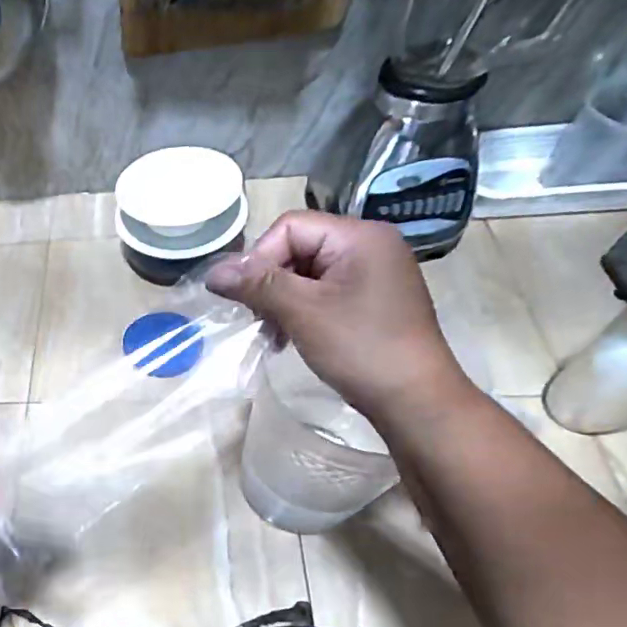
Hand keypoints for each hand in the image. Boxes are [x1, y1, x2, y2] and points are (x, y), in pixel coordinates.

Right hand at [206, 211, 475, 418]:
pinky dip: (303, 312)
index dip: (260, 258)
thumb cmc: (361, 349)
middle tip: (258, 321)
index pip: (291, 227)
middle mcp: (369, 246)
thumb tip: (212, 272)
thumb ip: (258, 286)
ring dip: (282, 302)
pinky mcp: (372, 302)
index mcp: (359, 236)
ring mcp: (374, 275)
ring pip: (309, 275)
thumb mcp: (304, 313)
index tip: (246, 299)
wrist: (415, 400)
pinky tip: (291, 339)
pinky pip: (326, 294)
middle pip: (299, 248)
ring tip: (273, 335)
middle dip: (271, 284)